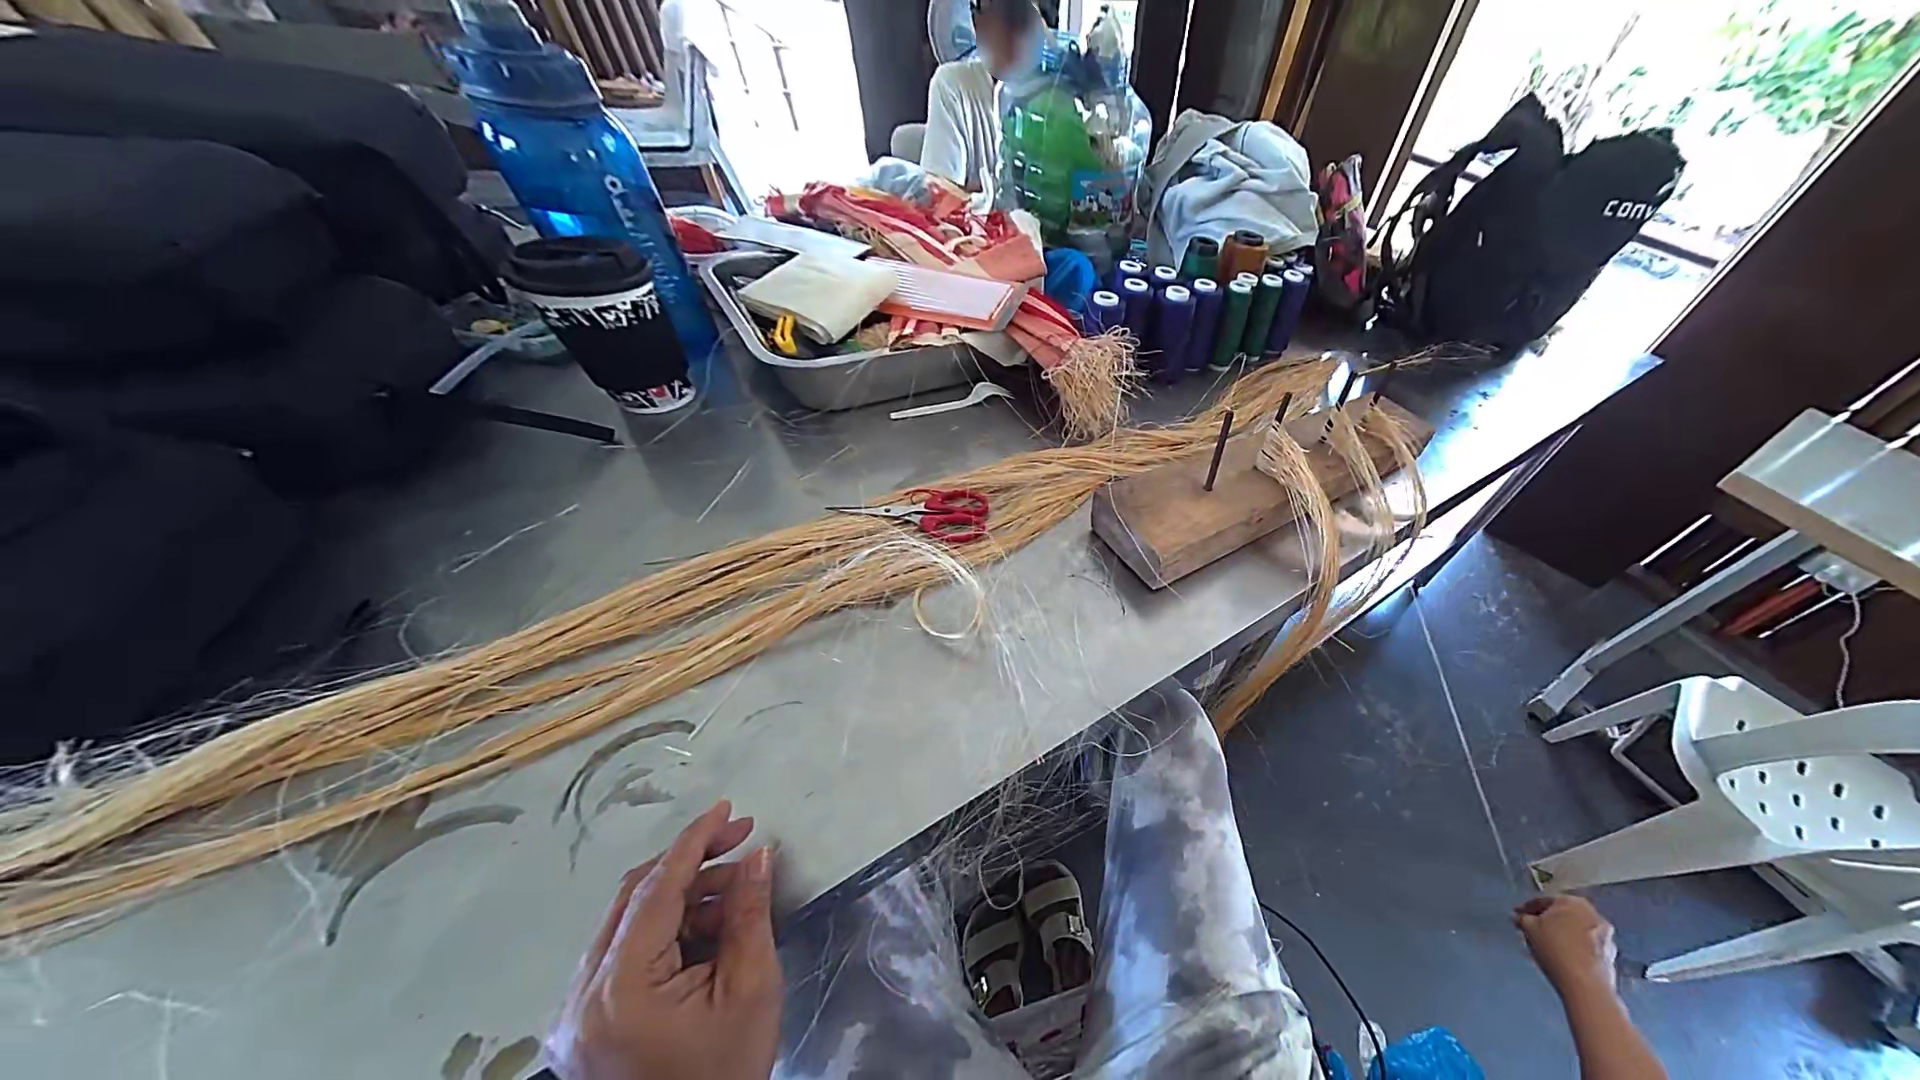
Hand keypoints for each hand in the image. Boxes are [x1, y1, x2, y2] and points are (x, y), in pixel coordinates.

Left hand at [546, 801, 782, 1079]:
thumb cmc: (725, 1074)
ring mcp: (575, 1010)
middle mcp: (582, 995)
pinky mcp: (583, 1020)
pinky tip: (706, 926)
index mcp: (620, 989)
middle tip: (742, 843)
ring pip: (630, 919)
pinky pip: (624, 949)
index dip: (694, 840)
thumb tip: (759, 854)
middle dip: (692, 862)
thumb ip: (751, 915)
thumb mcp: (751, 991)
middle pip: (637, 897)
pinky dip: (666, 926)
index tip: (727, 809)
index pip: (656, 890)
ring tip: (736, 892)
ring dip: (683, 894)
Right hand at [1514, 895, 1617, 1000]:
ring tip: (1547, 943)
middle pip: (1564, 914)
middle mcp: (1594, 916)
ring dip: (1563, 934)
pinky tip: (1563, 955)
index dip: (1527, 908)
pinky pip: (1587, 945)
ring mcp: (1607, 937)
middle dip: (1549, 920)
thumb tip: (1522, 918)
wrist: (1586, 985)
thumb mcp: (1527, 927)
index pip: (1543, 901)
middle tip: (1532, 928)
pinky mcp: (1612, 956)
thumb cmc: (1554, 947)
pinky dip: (1575, 947)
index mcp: (1573, 902)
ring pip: (1577, 930)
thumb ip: (1523, 918)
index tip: (1517, 915)